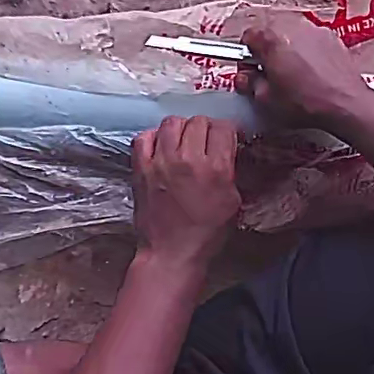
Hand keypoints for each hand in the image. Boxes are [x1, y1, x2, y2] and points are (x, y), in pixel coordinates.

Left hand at [131, 116, 241, 266]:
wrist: (171, 253)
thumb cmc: (205, 233)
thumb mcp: (232, 202)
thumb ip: (230, 171)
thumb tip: (228, 150)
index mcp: (215, 169)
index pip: (223, 128)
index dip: (228, 131)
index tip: (227, 138)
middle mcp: (187, 160)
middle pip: (198, 121)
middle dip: (206, 129)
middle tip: (206, 142)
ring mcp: (161, 162)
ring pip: (172, 123)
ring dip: (182, 129)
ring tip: (184, 142)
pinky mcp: (141, 168)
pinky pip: (145, 137)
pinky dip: (154, 137)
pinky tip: (162, 148)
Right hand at [224, 8, 373, 128]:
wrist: (345, 103)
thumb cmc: (306, 102)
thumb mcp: (266, 100)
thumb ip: (248, 84)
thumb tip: (244, 78)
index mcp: (271, 38)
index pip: (247, 36)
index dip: (244, 56)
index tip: (249, 71)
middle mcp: (293, 26)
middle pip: (269, 32)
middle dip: (265, 51)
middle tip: (269, 75)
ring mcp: (314, 30)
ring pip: (290, 35)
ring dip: (286, 50)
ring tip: (291, 76)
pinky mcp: (331, 37)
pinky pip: (309, 40)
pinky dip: (305, 52)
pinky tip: (309, 73)